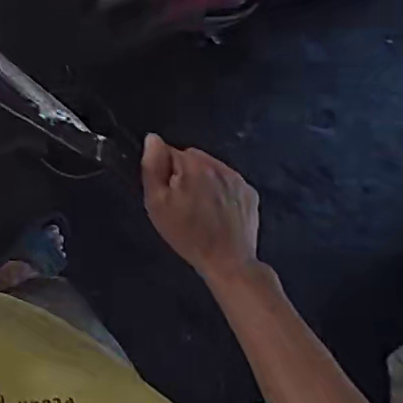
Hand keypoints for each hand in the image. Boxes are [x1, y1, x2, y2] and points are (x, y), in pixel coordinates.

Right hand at [141, 133, 259, 282]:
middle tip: (181, 203)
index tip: (167, 193)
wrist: (227, 263)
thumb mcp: (156, 203)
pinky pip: (228, 182)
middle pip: (191, 158)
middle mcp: (218, 165)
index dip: (164, 172)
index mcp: (193, 165)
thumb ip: (152, 167)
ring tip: (200, 210)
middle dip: (184, 174)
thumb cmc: (187, 234)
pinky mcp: (250, 193)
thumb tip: (153, 139)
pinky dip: (221, 191)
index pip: (169, 152)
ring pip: (211, 169)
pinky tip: (217, 213)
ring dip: (203, 181)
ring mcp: (237, 179)